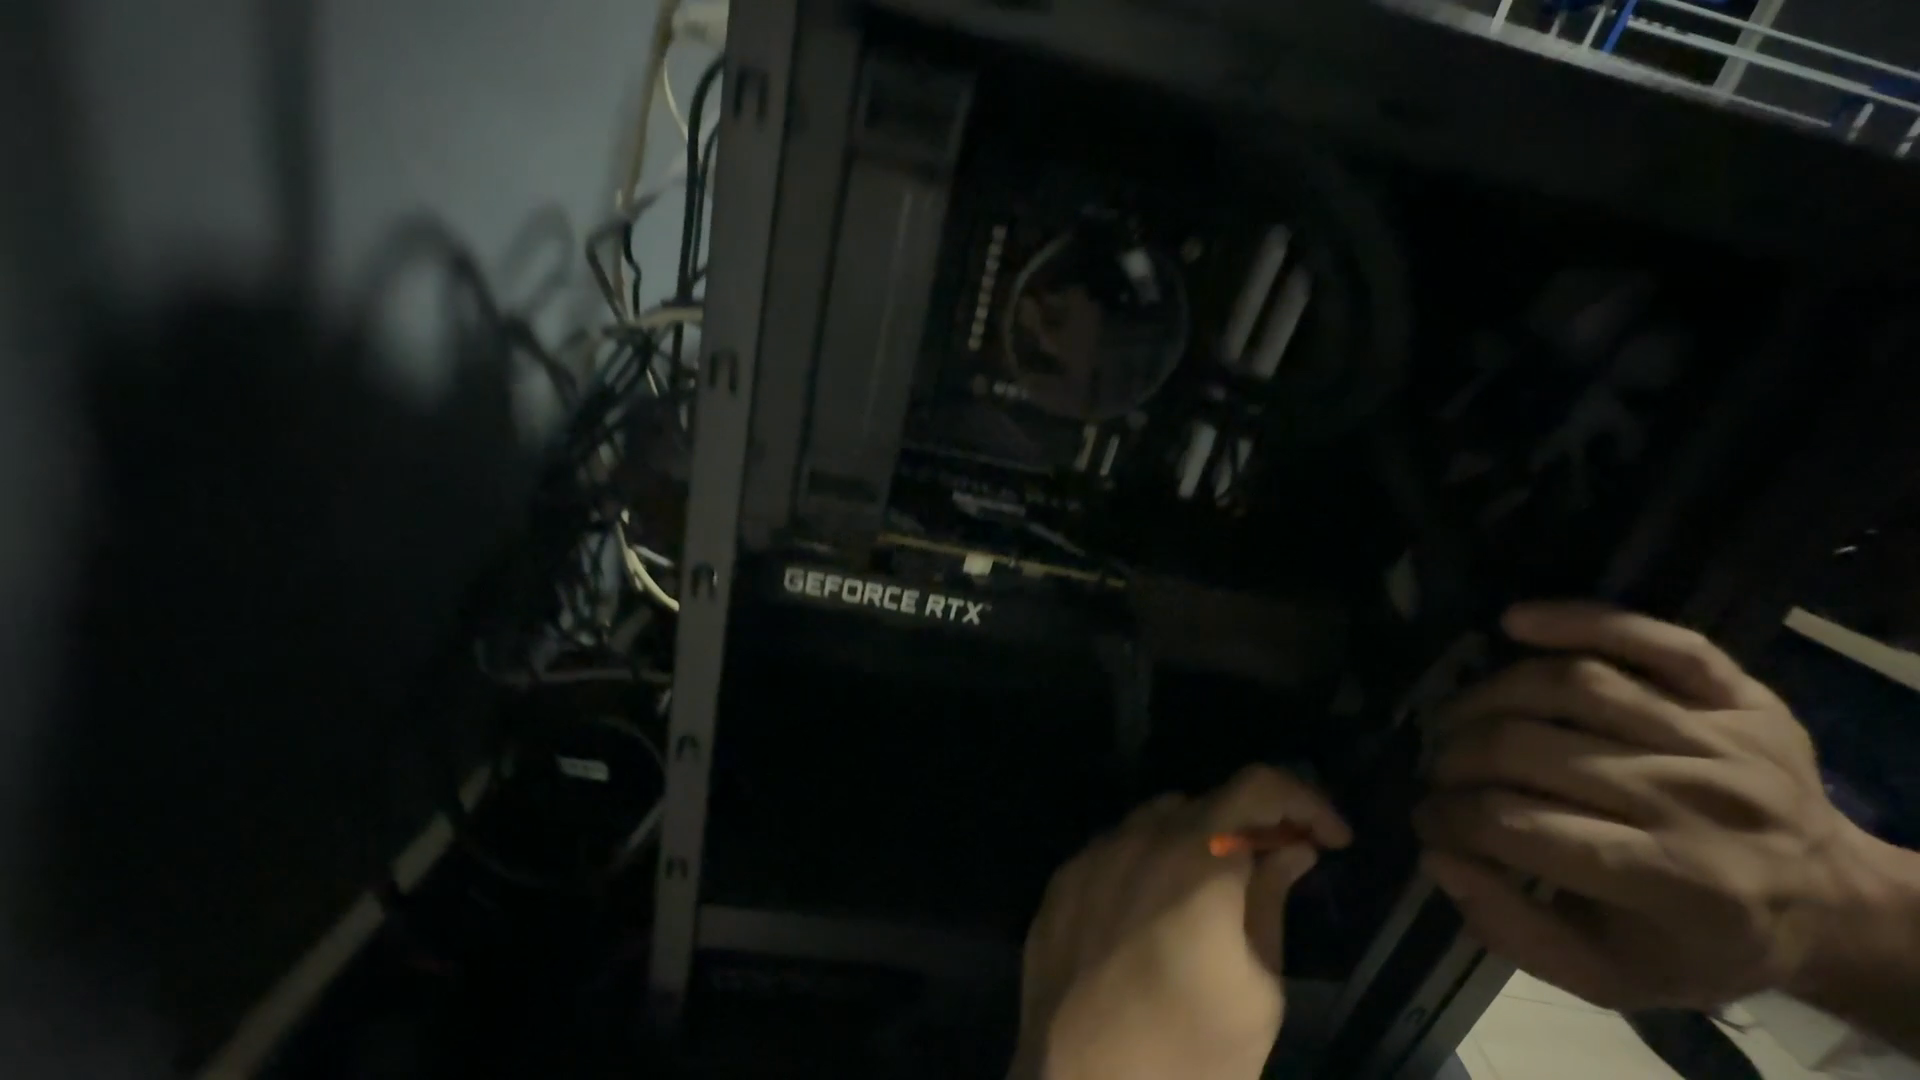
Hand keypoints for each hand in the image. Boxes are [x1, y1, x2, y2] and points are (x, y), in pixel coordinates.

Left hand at [1012, 766, 1351, 1079]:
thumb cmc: (1189, 1059)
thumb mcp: (1258, 991)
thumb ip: (1270, 903)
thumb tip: (1287, 851)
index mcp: (1197, 861)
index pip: (1258, 785)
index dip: (1304, 799)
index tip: (1329, 839)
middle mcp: (1139, 841)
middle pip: (1208, 801)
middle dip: (1253, 825)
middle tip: (1277, 866)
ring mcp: (1092, 858)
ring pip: (1156, 818)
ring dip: (1198, 837)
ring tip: (1214, 889)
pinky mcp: (1061, 882)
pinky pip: (1115, 848)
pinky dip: (1149, 860)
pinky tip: (1155, 908)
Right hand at [1415, 601, 1879, 1010]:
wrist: (1838, 906)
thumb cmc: (1709, 945)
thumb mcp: (1613, 979)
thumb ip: (1515, 931)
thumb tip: (1440, 857)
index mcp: (1674, 883)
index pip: (1518, 826)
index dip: (1449, 817)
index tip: (1426, 821)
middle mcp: (1700, 800)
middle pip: (1530, 748)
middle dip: (1455, 757)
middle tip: (1434, 770)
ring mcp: (1724, 737)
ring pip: (1572, 685)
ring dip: (1488, 695)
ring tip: (1457, 717)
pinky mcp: (1740, 694)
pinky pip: (1655, 638)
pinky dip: (1579, 618)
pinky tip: (1516, 622)